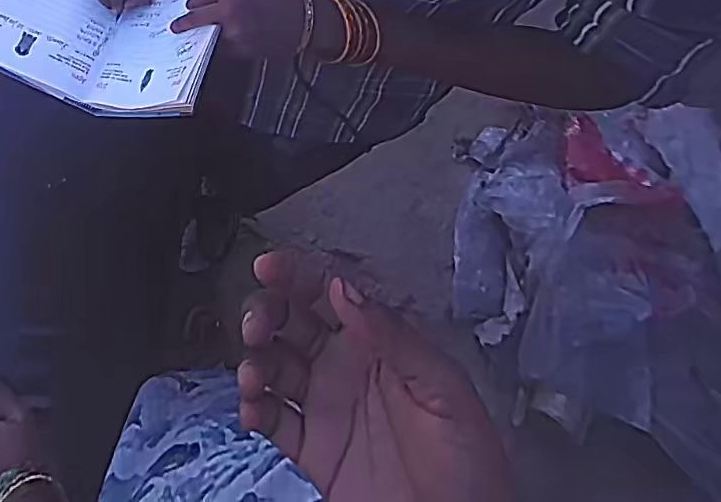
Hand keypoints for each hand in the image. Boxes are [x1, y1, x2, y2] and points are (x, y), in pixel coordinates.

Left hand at [170, 0, 307, 58]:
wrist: (304, 19)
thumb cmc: (283, 0)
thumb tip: (212, 6)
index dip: (193, 2)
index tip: (188, 6)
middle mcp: (229, 12)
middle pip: (197, 18)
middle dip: (185, 23)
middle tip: (176, 26)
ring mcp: (234, 33)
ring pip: (212, 36)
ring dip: (211, 34)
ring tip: (216, 32)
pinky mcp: (242, 50)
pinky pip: (228, 47)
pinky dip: (229, 44)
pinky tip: (238, 39)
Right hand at [238, 251, 514, 501]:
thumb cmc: (466, 454)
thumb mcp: (442, 385)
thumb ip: (393, 335)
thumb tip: (344, 290)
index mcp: (375, 338)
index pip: (328, 291)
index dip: (295, 273)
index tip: (268, 266)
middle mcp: (344, 362)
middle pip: (292, 321)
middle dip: (267, 311)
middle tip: (257, 324)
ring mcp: (326, 404)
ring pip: (276, 364)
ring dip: (255, 358)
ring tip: (254, 375)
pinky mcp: (314, 450)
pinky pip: (275, 420)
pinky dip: (255, 408)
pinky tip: (253, 407)